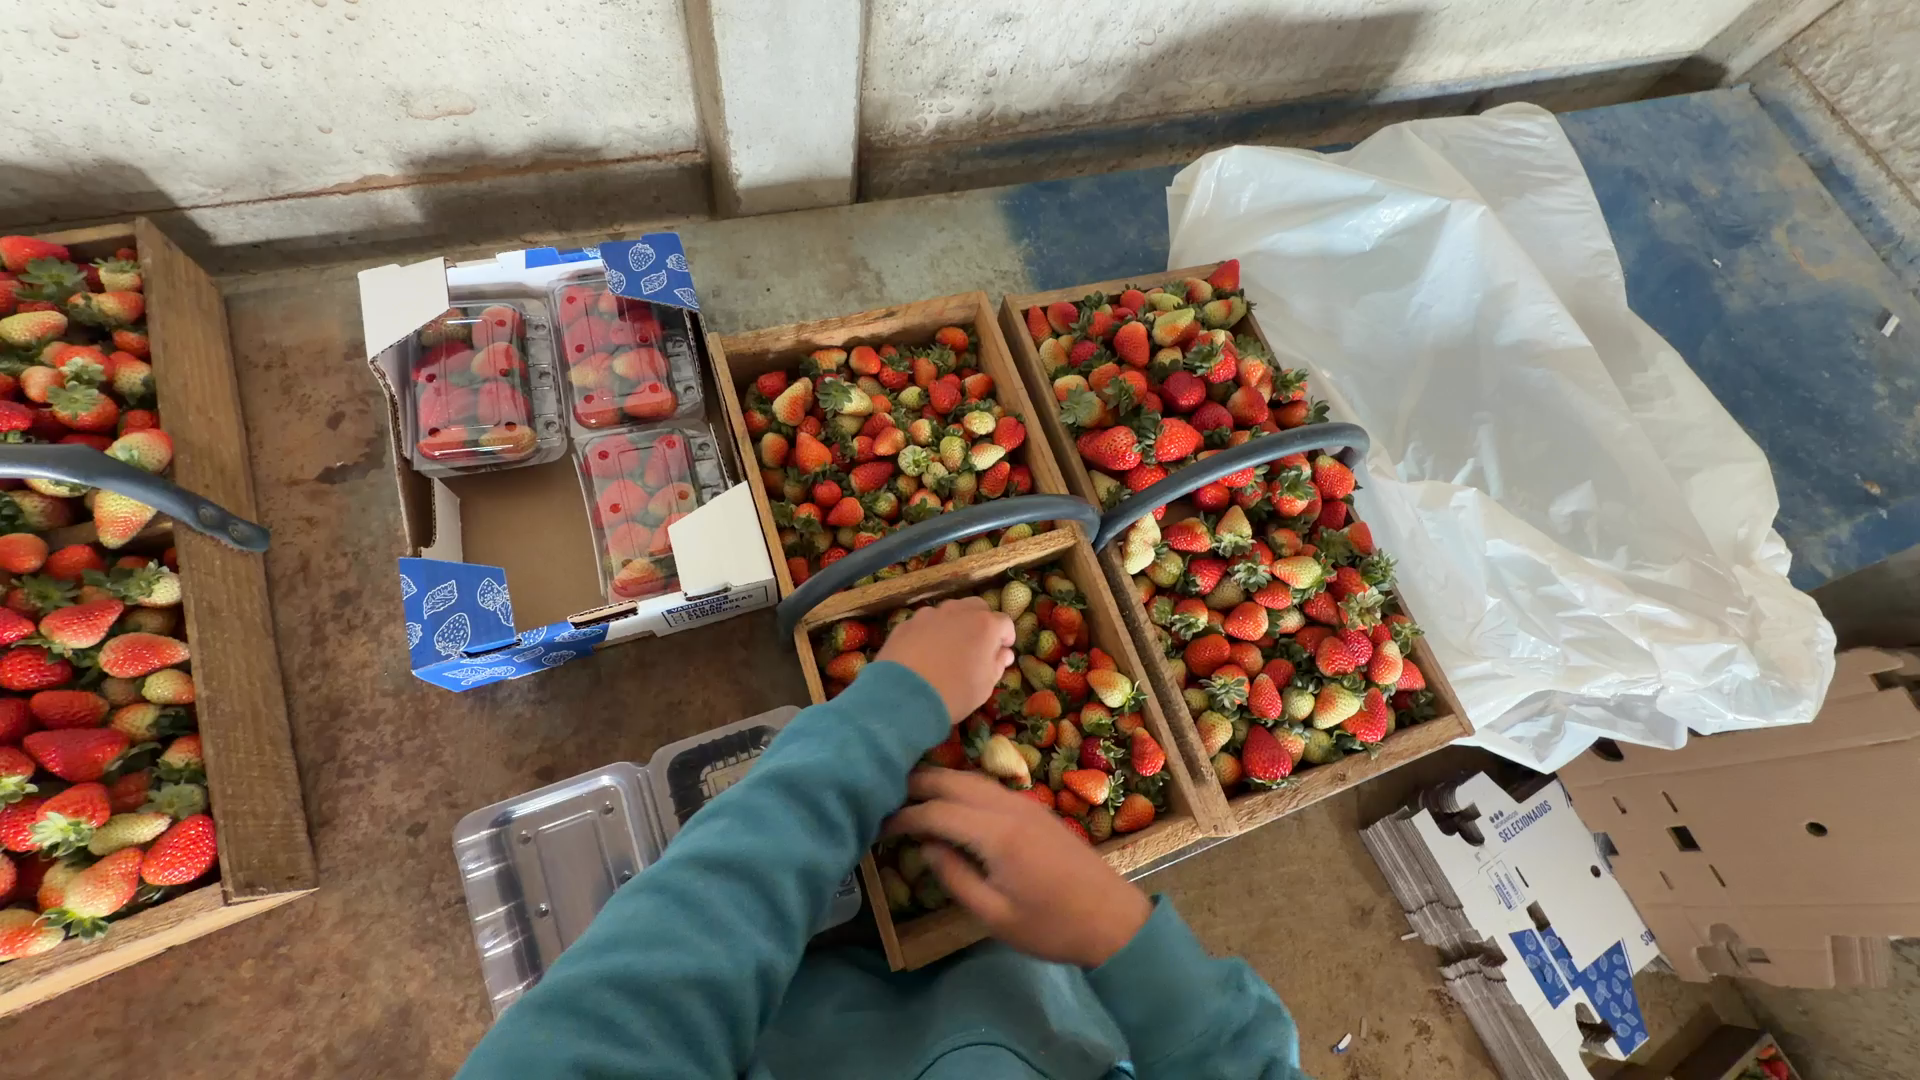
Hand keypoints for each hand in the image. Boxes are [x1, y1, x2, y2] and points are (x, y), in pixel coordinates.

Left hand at [874, 597, 1013, 723]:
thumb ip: (997, 664)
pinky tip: (924, 653)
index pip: (1004, 622)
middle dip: (981, 622)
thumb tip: (1002, 653)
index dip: (1005, 638)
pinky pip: (925, 623)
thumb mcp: (985, 685)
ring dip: (955, 624)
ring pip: (949, 611)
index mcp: (984, 625)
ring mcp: (929, 615)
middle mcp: (958, 611)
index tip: (1001, 652)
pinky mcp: (906, 623)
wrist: (903, 697)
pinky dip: (930, 632)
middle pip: (977, 607)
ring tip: (949, 648)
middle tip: (977, 646)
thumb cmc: (954, 693)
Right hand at [885, 768, 1151, 967]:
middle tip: (885, 798)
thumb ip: (954, 877)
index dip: (904, 816)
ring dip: (939, 781)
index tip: (878, 825)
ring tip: (910, 796)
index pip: (936, 811)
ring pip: (971, 777)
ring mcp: (1024, 802)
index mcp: (996, 833)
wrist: (1112, 918)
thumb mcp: (994, 916)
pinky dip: (961, 786)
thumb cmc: (1051, 926)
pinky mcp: (1034, 808)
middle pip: (952, 780)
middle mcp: (1008, 806)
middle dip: (916, 784)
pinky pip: (988, 785)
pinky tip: (949, 802)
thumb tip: (924, 847)